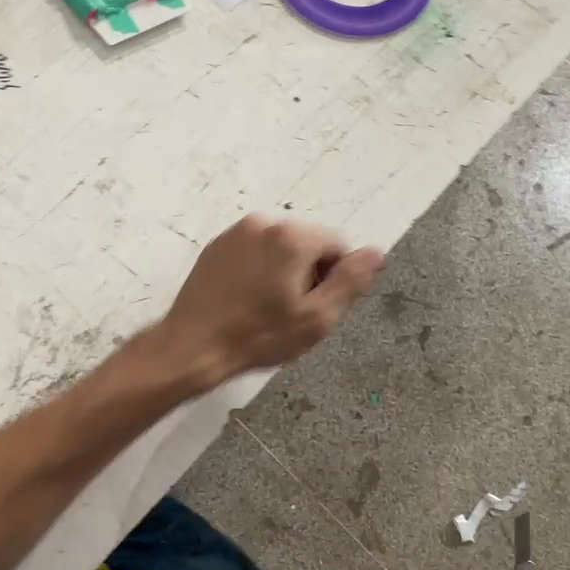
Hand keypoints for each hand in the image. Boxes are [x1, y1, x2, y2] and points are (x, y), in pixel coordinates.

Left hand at [154, 213, 383, 388]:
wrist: (192, 346)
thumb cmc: (258, 336)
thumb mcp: (316, 318)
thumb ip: (351, 281)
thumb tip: (377, 252)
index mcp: (292, 236)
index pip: (338, 246)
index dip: (335, 279)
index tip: (315, 307)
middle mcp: (263, 223)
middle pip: (307, 243)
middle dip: (309, 273)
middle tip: (291, 312)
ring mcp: (235, 232)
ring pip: (279, 248)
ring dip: (283, 272)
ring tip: (267, 309)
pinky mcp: (215, 246)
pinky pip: (252, 252)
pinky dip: (257, 271)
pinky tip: (246, 301)